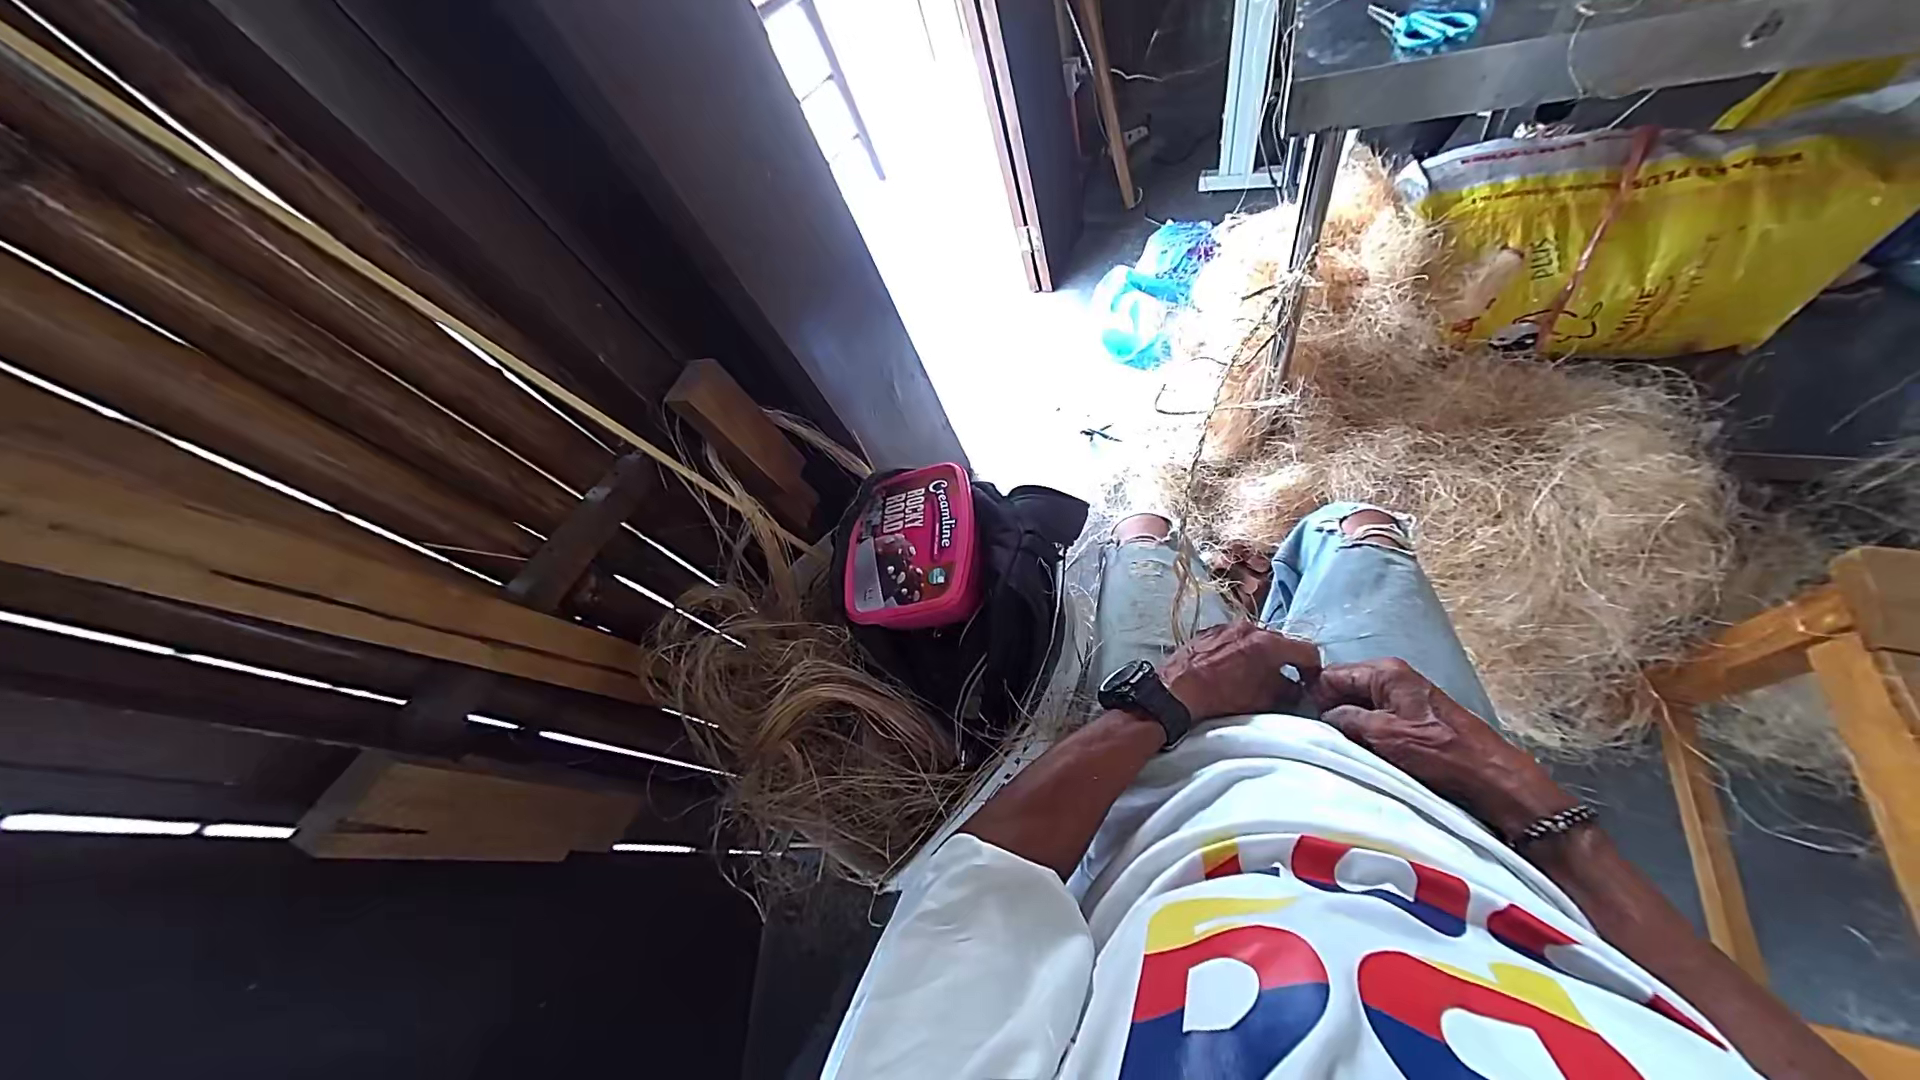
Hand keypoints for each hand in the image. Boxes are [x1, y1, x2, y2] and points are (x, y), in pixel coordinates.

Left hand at [1159, 621, 1321, 721]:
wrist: (1177, 691)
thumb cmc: (1224, 697)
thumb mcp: (1266, 699)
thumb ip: (1290, 691)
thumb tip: (1299, 690)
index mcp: (1268, 642)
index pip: (1307, 650)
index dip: (1314, 669)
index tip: (1310, 682)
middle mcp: (1248, 627)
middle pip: (1280, 642)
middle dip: (1286, 661)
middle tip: (1285, 681)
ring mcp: (1226, 626)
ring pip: (1256, 638)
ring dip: (1262, 654)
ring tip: (1257, 675)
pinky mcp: (1208, 631)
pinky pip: (1233, 639)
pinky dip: (1240, 651)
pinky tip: (1233, 668)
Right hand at [1310, 658, 1575, 839]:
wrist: (1495, 782)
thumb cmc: (1441, 754)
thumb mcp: (1382, 734)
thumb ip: (1344, 717)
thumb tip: (1322, 715)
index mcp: (1385, 671)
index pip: (1330, 674)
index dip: (1316, 697)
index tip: (1310, 722)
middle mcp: (1394, 676)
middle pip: (1343, 687)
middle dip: (1332, 709)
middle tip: (1328, 736)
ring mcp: (1404, 696)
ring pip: (1357, 704)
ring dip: (1349, 724)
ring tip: (1347, 744)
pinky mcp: (1412, 716)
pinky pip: (1374, 717)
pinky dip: (1366, 731)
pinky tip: (1366, 748)